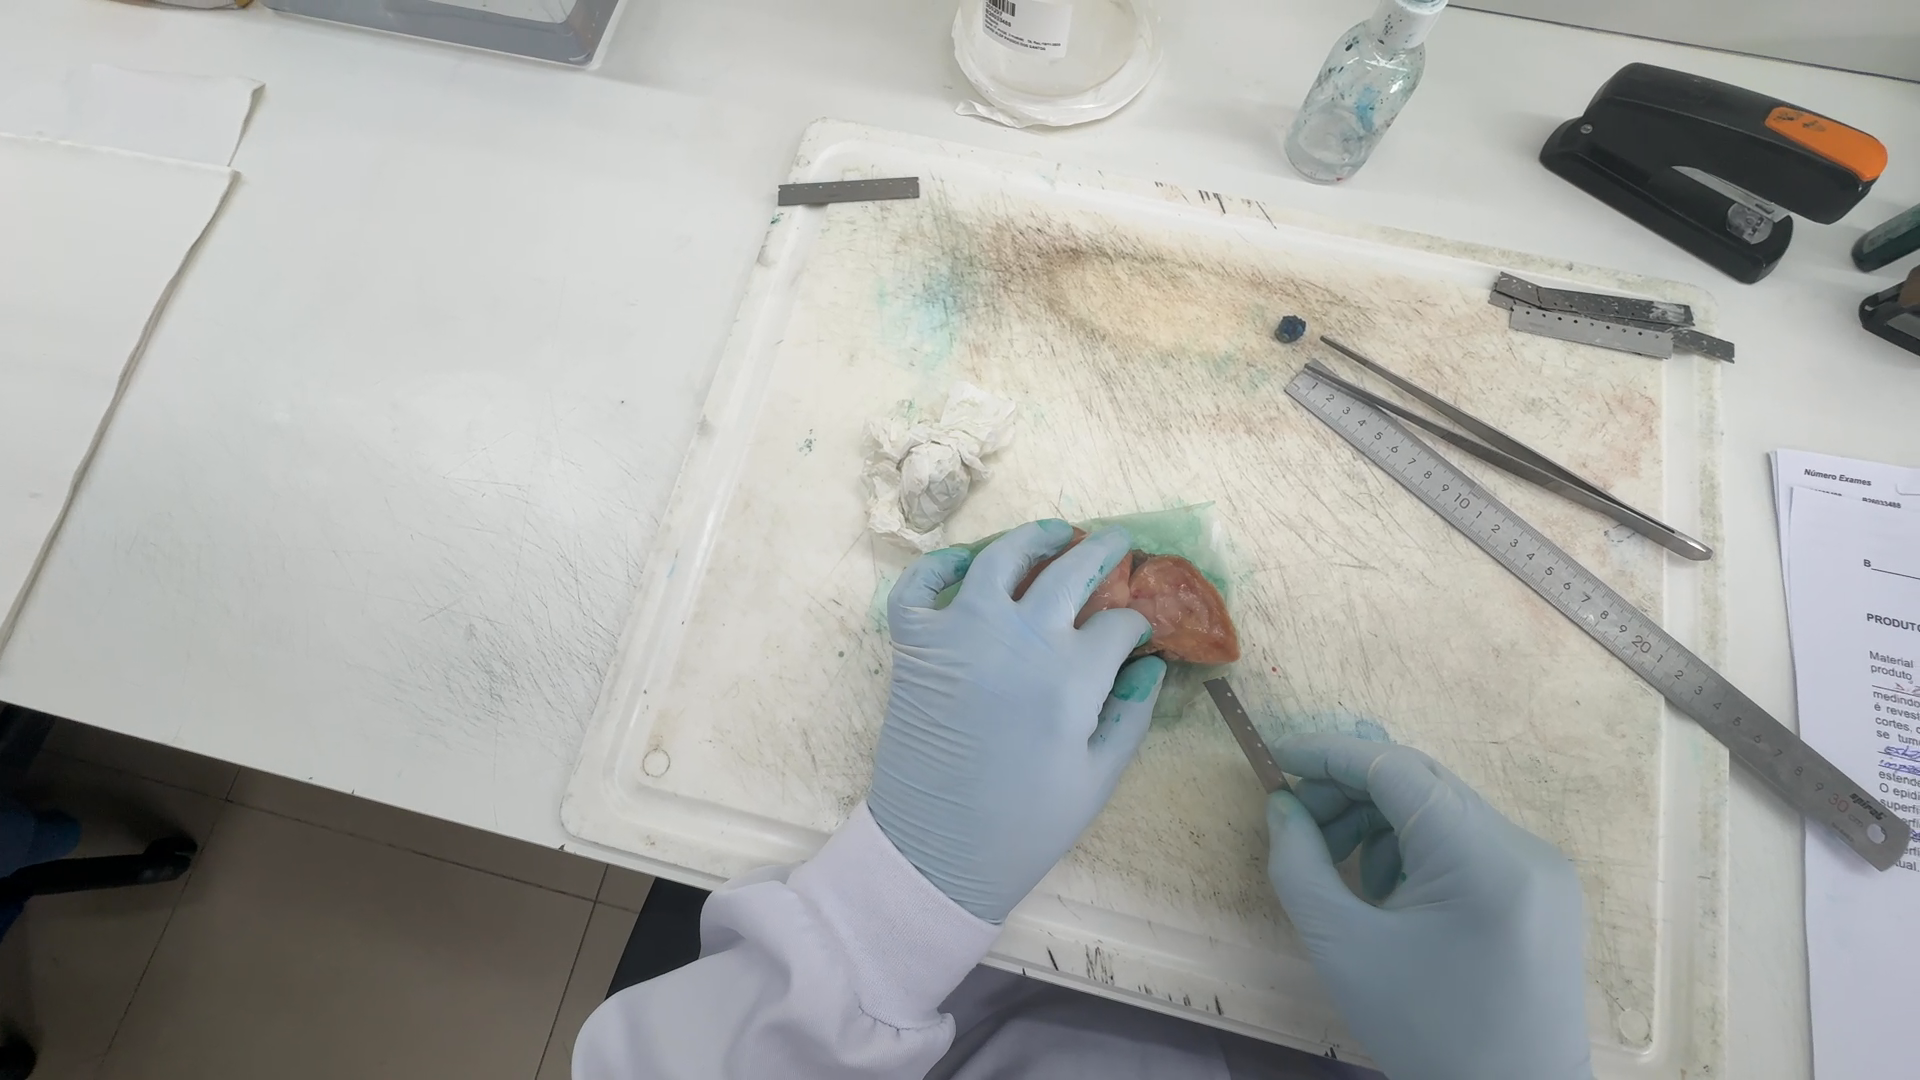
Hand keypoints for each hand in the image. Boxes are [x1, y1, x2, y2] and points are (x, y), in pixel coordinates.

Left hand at [868, 520, 1166, 922]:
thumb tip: (1151, 663)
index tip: (1139, 623)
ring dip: (1032, 537)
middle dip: (1103, 550)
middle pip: (1070, 571)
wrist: (937, 849)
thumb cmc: (1025, 823)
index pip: (1118, 623)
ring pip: (1000, 557)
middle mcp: (1019, 637)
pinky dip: (938, 565)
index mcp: (1071, 674)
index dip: (1136, 620)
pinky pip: (920, 586)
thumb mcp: (1097, 776)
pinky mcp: (916, 643)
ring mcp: (961, 632)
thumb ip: (1130, 713)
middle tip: (1115, 540)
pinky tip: (966, 561)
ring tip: (1055, 531)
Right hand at [1265, 734, 1592, 1079]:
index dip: (1327, 753)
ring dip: (1373, 816)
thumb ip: (1297, 860)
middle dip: (1346, 788)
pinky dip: (1407, 842)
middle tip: (1298, 820)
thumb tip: (1282, 803)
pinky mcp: (1539, 889)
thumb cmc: (1422, 1032)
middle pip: (1415, 778)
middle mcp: (1522, 849)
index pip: (1392, 767)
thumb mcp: (1338, 943)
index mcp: (1482, 860)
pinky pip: (1458, 835)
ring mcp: (1538, 868)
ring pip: (1434, 803)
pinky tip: (1384, 889)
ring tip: (1338, 864)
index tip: (1276, 758)